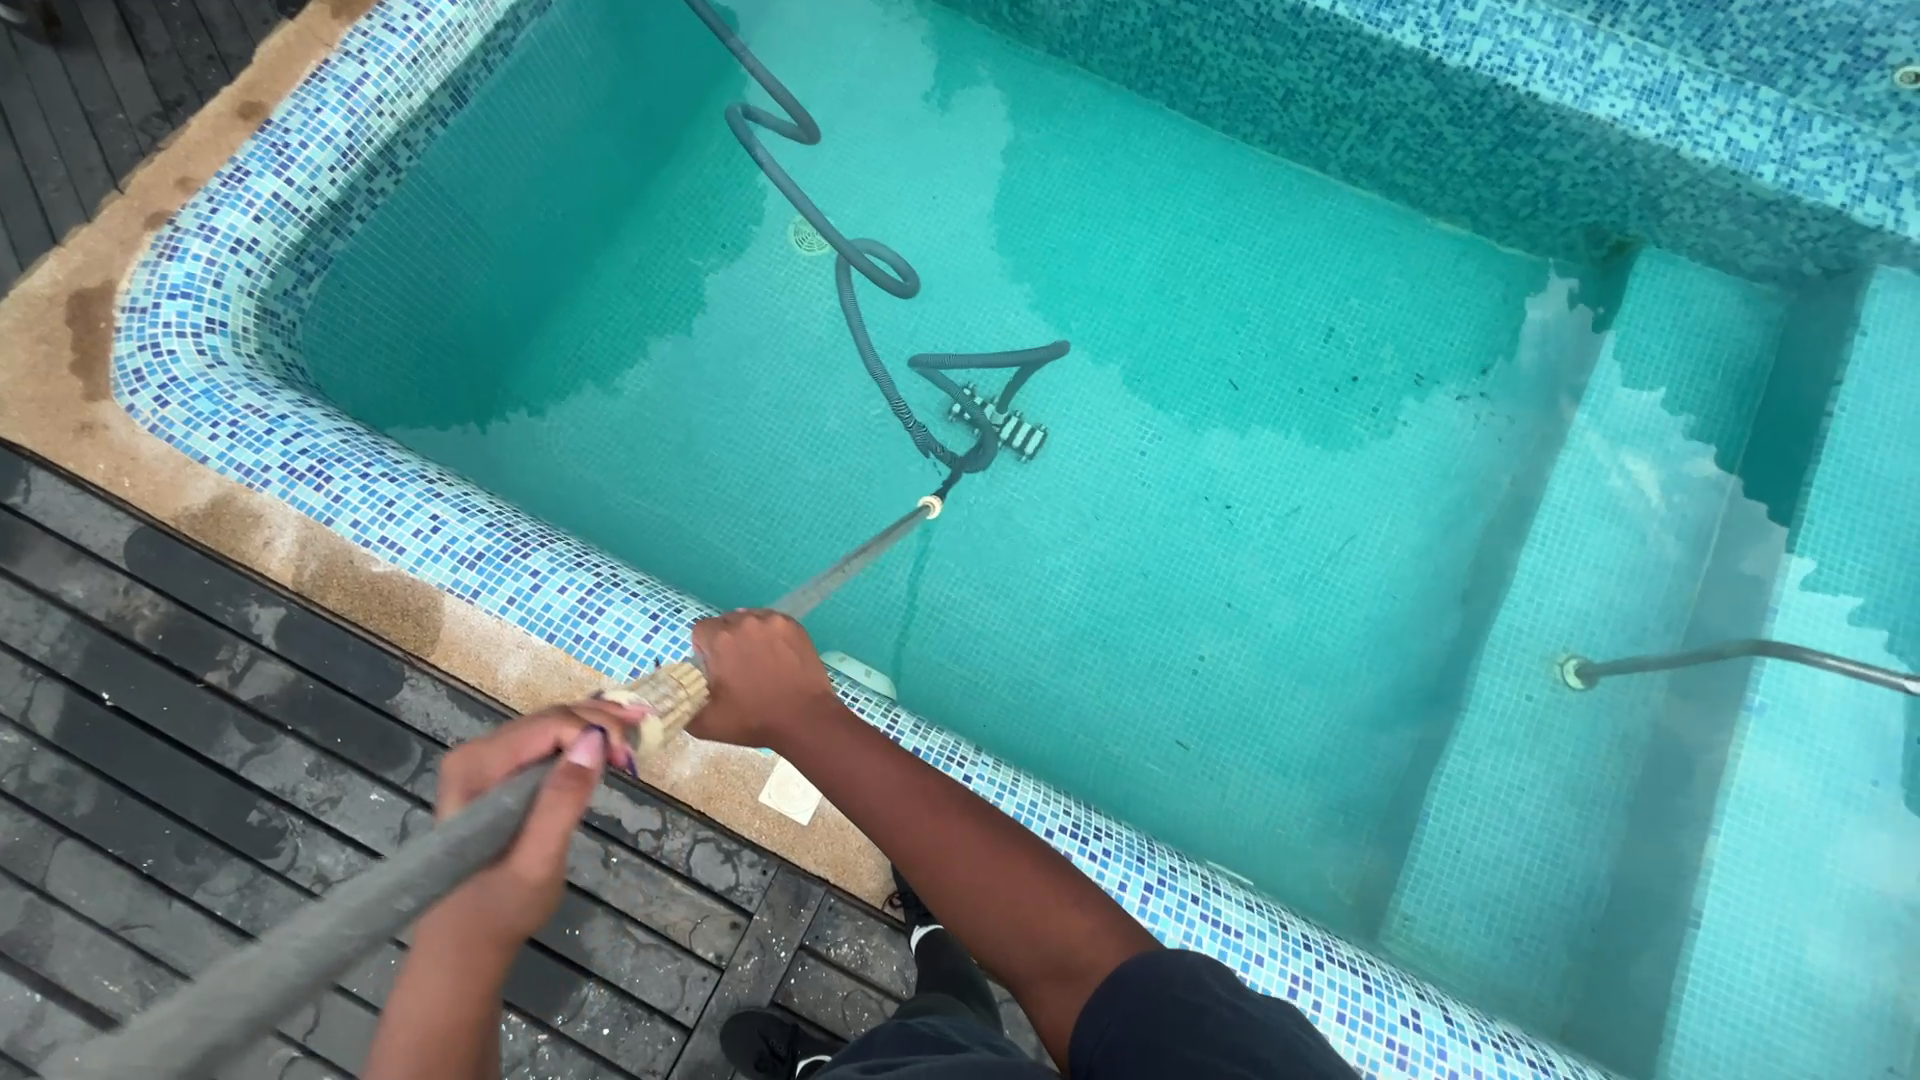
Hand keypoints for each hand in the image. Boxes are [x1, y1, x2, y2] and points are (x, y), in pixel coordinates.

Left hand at [417, 701, 642, 959]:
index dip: (595, 731)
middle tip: (640, 744)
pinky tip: (611, 736)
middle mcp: (477, 755)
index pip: (548, 725)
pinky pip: (549, 741)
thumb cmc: (499, 908)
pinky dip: (584, 737)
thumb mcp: (537, 862)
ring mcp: (487, 762)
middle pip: (552, 718)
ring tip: (637, 728)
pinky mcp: (501, 773)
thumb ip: (562, 802)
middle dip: (601, 724)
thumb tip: (597, 741)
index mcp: (476, 769)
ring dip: (598, 726)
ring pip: (554, 724)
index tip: (628, 763)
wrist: (464, 942)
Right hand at [688, 610, 841, 750]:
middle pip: (726, 621)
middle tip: (736, 666)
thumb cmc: (754, 719)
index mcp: (721, 640)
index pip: (701, 630)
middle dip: (726, 640)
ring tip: (758, 659)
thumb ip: (685, 706)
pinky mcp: (795, 626)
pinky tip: (777, 654)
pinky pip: (773, 622)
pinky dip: (770, 634)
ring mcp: (773, 621)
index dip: (704, 649)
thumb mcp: (706, 723)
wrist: (804, 718)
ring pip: (750, 619)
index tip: (714, 668)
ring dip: (748, 634)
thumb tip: (681, 698)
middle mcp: (746, 622)